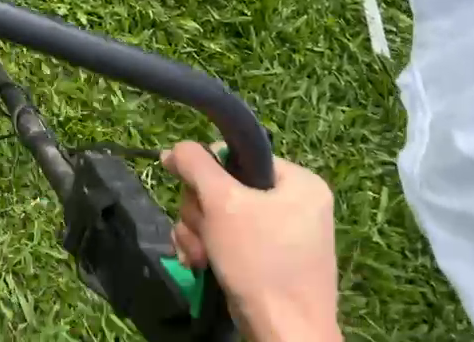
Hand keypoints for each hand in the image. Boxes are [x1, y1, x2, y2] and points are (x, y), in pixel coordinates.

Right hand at [161, 142, 341, 341]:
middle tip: (203, 231)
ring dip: (197, 230)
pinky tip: (198, 262)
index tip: (197, 193)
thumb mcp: (220, 200)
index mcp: (300, 183)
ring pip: (216, 212)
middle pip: (221, 185)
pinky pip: (224, 235)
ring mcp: (281, 233)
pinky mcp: (266, 257)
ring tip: (199, 253)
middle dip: (200, 210)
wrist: (283, 333)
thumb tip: (173, 151)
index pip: (235, 154)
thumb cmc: (259, 260)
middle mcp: (294, 204)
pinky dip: (205, 246)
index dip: (207, 171)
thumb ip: (194, 162)